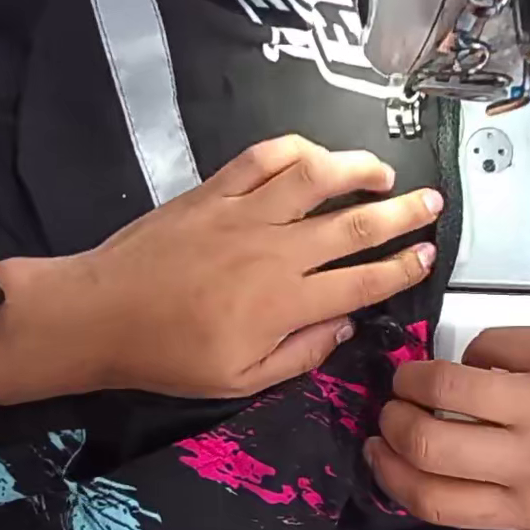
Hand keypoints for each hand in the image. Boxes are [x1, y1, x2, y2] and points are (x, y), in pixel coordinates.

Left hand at [0, 136, 440, 401]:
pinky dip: (295, 149)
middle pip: (354, 224)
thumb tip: (344, 326)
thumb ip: (302, 355)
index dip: (403, 267)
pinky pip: (262, 158)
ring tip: (383, 172)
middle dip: (402, 213)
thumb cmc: (170, 356)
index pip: (363, 282)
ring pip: (315, 178)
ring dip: (357, 169)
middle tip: (432, 202)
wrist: (98, 316)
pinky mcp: (213, 192)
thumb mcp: (243, 380)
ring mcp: (244, 214)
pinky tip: (316, 153)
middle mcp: (276, 252)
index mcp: (286, 303)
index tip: (427, 255)